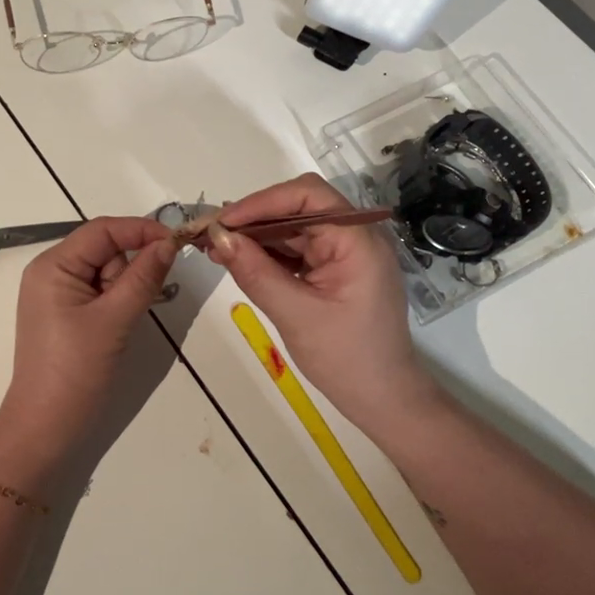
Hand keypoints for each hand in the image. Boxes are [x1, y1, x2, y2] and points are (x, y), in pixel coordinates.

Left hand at [0, 218, 176, 485]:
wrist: (45, 426)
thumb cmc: (75, 371)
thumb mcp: (114, 320)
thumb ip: (143, 277)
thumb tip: (169, 242)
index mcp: (52, 265)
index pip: (102, 230)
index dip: (140, 230)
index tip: (178, 242)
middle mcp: (50, 271)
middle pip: (104, 248)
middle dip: (129, 267)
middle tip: (134, 305)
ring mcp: (56, 294)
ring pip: (105, 271)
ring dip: (124, 288)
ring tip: (119, 325)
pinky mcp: (65, 314)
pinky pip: (98, 292)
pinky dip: (116, 301)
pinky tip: (117, 326)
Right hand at [206, 174, 438, 431]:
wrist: (382, 399)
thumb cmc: (346, 358)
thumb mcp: (294, 314)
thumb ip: (255, 272)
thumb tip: (217, 237)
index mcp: (357, 240)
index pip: (308, 195)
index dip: (262, 202)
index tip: (223, 222)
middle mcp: (355, 237)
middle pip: (298, 207)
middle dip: (253, 218)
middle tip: (211, 235)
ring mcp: (345, 253)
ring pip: (293, 227)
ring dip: (256, 235)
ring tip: (216, 248)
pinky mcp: (335, 269)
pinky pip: (297, 249)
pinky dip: (267, 253)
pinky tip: (239, 261)